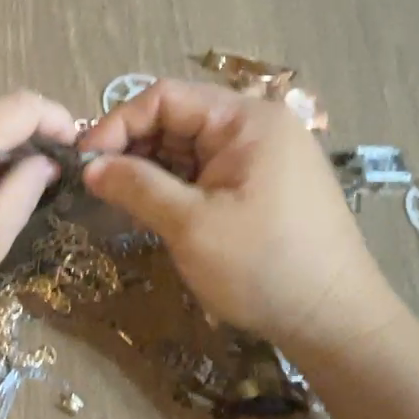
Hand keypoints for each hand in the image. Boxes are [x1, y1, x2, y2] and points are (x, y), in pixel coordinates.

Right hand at [82, 80, 401, 353]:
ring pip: (185, 149)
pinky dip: (171, 188)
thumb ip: (135, 186)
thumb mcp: (190, 225)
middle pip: (175, 120)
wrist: (334, 321)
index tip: (84, 163)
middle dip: (130, 149)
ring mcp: (261, 158)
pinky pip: (202, 173)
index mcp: (247, 121)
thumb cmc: (263, 266)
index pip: (165, 98)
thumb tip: (89, 167)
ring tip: (120, 205)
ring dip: (147, 172)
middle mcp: (256, 128)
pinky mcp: (259, 187)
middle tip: (97, 188)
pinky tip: (152, 214)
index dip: (118, 124)